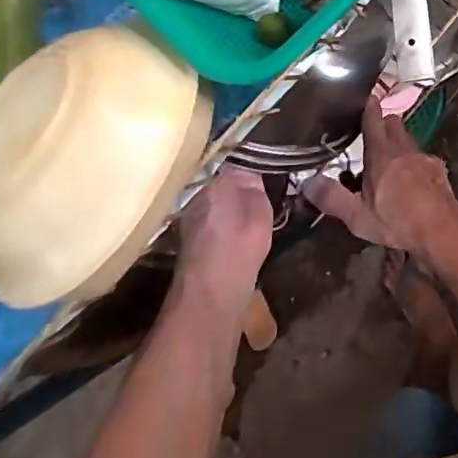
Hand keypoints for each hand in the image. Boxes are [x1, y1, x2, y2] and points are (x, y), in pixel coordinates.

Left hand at [173, 164, 273, 308]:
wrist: (208, 295)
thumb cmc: (241, 248)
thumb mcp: (261, 213)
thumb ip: (256, 189)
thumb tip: (253, 174)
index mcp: (219, 182)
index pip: (239, 163)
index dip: (255, 166)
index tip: (270, 173)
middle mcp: (199, 194)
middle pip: (224, 182)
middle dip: (241, 187)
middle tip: (263, 197)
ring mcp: (189, 217)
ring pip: (216, 202)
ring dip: (230, 207)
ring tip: (250, 220)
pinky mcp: (187, 239)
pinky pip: (210, 220)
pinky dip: (222, 225)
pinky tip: (233, 238)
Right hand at [303, 98, 457, 257]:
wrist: (441, 228)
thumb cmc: (397, 220)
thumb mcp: (358, 217)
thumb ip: (332, 198)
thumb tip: (309, 182)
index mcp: (382, 155)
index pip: (374, 120)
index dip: (369, 108)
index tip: (366, 98)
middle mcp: (404, 149)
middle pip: (394, 123)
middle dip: (383, 123)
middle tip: (371, 134)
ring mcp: (423, 157)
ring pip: (408, 139)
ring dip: (398, 143)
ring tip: (387, 160)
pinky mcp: (437, 169)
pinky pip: (422, 157)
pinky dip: (413, 161)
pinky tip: (410, 180)